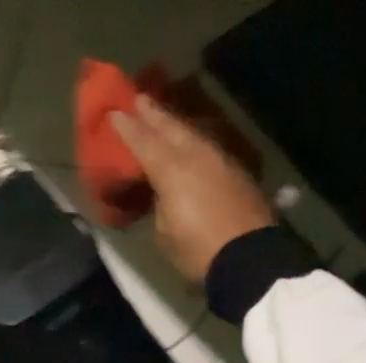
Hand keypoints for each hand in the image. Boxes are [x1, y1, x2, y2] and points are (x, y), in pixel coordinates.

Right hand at [110, 94, 274, 281]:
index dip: (127, 127)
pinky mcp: (240, 175)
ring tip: (166, 121)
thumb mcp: (165, 233)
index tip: (115, 112)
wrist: (250, 259)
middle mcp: (196, 156)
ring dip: (177, 127)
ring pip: (194, 136)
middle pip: (171, 128)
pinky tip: (193, 147)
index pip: (143, 141)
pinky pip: (211, 151)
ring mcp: (221, 162)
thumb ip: (161, 205)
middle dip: (154, 114)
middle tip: (140, 99)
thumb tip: (165, 194)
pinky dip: (197, 145)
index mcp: (170, 169)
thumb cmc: (199, 251)